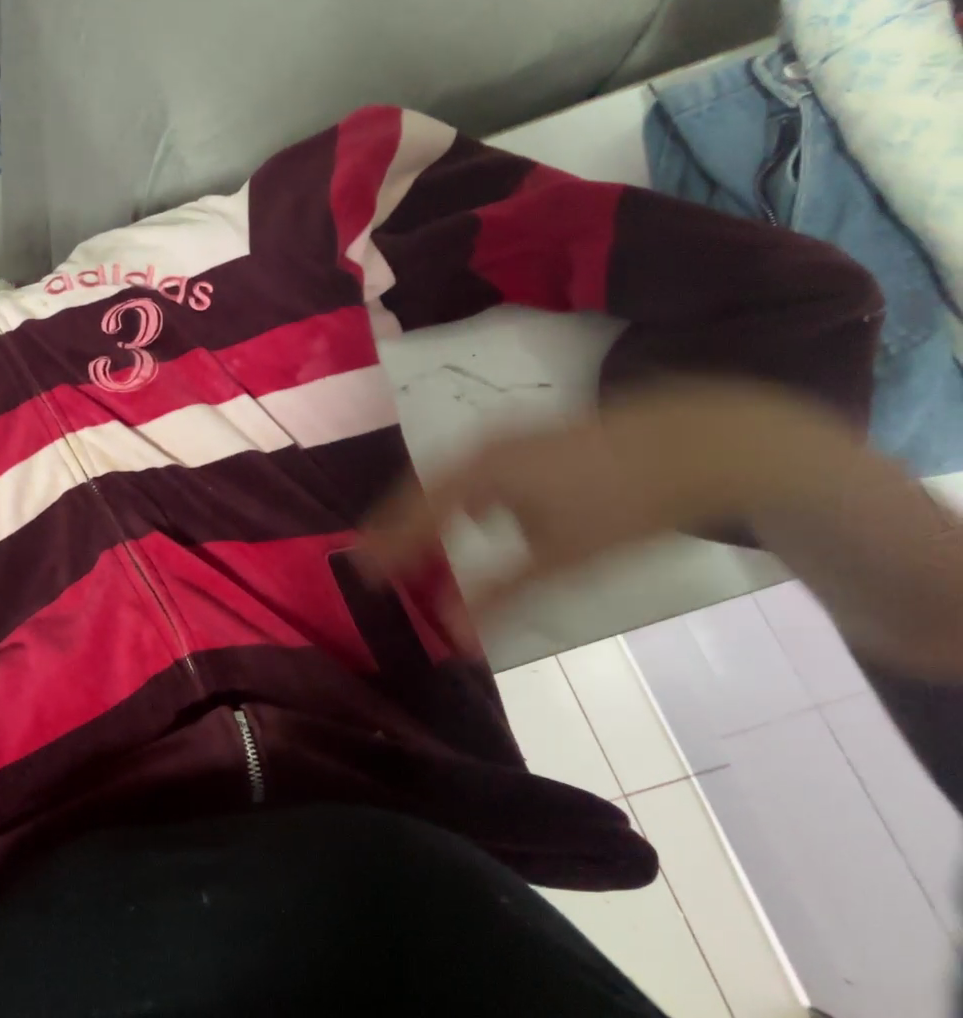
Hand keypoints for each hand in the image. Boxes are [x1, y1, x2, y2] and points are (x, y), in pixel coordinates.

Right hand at [356, 379, 860, 623]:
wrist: (715, 440)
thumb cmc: (630, 502)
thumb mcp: (565, 560)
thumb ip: (503, 599)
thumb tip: (454, 640)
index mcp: (480, 471)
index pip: (415, 513)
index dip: (387, 545)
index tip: (363, 574)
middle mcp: (487, 448)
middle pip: (427, 490)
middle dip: (404, 527)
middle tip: (383, 560)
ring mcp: (516, 437)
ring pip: (457, 479)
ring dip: (437, 512)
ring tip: (423, 543)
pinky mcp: (545, 439)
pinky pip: (485, 472)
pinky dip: (471, 499)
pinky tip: (489, 516)